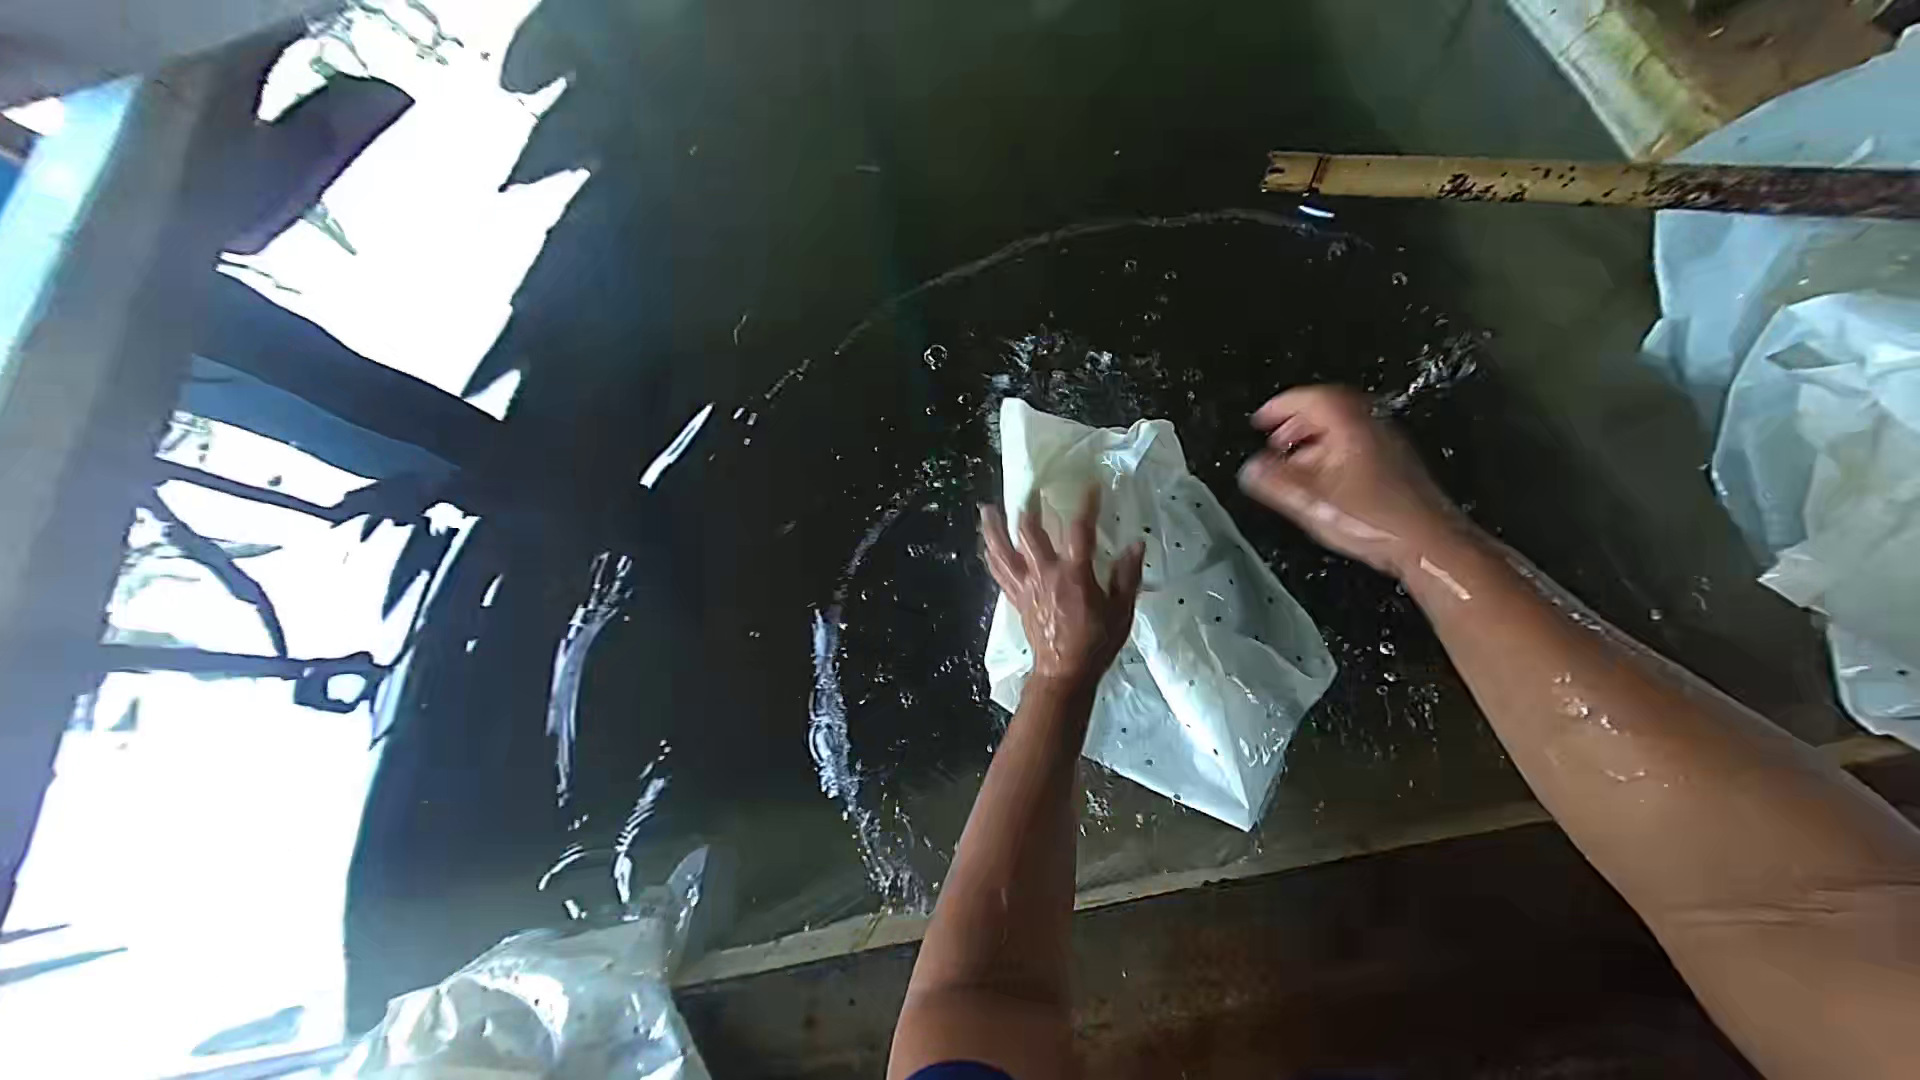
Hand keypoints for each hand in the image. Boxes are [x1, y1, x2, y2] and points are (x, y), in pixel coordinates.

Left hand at [981, 488, 1144, 687]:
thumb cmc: (1097, 642)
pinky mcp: (1016, 599)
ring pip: (1003, 551)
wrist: (1065, 672)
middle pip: (1029, 534)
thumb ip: (1127, 576)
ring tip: (987, 509)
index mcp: (1074, 575)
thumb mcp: (1122, 611)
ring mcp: (1027, 587)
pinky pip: (999, 573)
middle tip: (1030, 491)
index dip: (1086, 506)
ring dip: (994, 529)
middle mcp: (1045, 575)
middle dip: (1028, 509)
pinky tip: (987, 545)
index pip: (1079, 531)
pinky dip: (992, 556)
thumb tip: (1136, 545)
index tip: (1091, 486)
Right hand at [1238, 385, 1472, 577]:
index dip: (1282, 405)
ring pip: (1345, 427)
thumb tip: (1250, 469)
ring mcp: (1388, 447)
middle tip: (1275, 436)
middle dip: (1297, 420)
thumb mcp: (1310, 503)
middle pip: (1331, 408)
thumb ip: (1274, 483)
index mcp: (1352, 430)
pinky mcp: (1395, 466)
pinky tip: (1321, 478)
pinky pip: (1357, 444)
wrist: (1428, 544)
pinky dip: (1331, 451)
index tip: (1262, 417)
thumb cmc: (1377, 522)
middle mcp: (1373, 431)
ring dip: (1314, 437)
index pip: (1314, 398)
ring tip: (1293, 458)